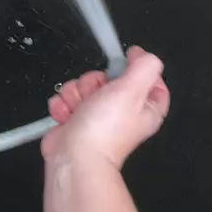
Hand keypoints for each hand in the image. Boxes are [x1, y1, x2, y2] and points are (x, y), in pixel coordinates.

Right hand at [41, 46, 170, 169]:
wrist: (75, 156)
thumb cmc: (105, 132)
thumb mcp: (132, 90)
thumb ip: (145, 67)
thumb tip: (142, 55)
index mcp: (145, 107)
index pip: (148, 80)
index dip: (134, 69)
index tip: (123, 66)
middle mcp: (122, 112)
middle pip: (107, 77)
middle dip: (94, 82)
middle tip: (97, 96)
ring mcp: (97, 116)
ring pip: (82, 86)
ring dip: (75, 94)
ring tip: (79, 110)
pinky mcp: (75, 120)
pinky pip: (65, 99)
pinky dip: (62, 106)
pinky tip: (67, 117)